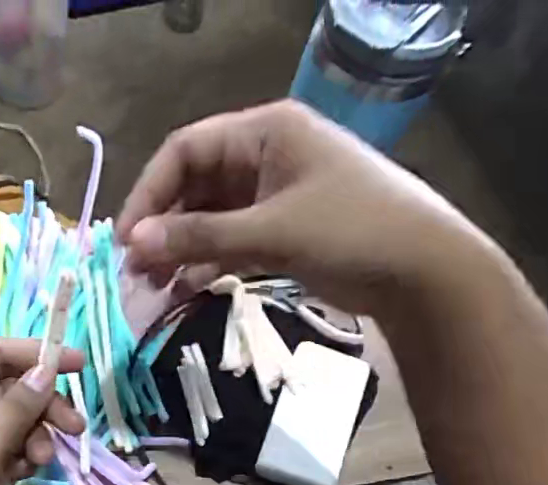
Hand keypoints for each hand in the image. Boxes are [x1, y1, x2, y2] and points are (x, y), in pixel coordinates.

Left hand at [0, 339, 83, 484]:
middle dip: (43, 406)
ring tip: (43, 460)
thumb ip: (16, 410)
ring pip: (15, 425)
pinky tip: (30, 472)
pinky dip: (25, 459)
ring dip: (36, 437)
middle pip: (10, 391)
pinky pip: (10, 453)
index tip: (78, 363)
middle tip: (76, 427)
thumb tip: (47, 371)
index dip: (34, 354)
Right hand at [116, 100, 494, 314]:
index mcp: (264, 131)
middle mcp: (265, 156)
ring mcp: (274, 196)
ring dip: (182, 250)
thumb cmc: (351, 231)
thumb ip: (202, 236)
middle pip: (195, 187)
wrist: (421, 272)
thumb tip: (135, 244)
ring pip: (212, 219)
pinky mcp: (284, 232)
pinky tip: (187, 289)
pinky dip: (210, 263)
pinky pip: (233, 243)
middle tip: (136, 273)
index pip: (186, 151)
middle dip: (164, 228)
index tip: (125, 241)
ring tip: (155, 288)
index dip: (149, 194)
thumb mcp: (273, 230)